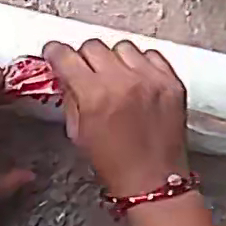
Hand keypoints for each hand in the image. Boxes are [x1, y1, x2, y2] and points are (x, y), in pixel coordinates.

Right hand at [44, 39, 225, 225]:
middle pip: (93, 46)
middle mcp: (122, 81)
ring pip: (122, 46)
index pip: (66, 56)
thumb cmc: (111, 161)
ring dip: (112, 58)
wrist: (152, 179)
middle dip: (83, 56)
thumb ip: (70, 98)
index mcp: (94, 95)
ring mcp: (151, 79)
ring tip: (113, 75)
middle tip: (83, 70)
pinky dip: (139, 63)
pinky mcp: (172, 82)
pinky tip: (135, 79)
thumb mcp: (77, 132)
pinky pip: (151, 55)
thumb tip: (66, 76)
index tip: (53, 53)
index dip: (55, 52)